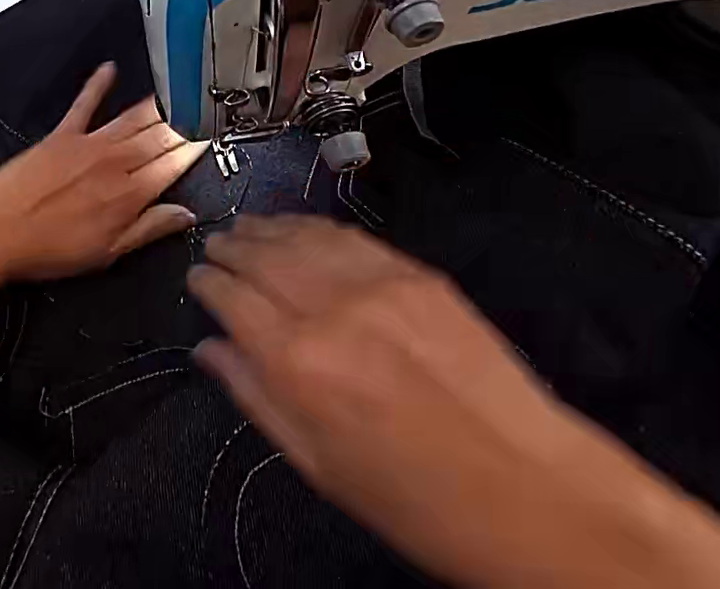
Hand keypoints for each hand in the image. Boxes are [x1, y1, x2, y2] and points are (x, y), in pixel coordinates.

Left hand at [0, 63, 206, 280]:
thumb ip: (151, 228)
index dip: (197, 147)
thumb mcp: (108, 252)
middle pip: (161, 136)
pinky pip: (85, 103)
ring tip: (181, 87)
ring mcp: (90, 143)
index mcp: (131, 193)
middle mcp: (117, 161)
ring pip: (135, 118)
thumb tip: (187, 215)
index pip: (175, 163)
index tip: (213, 134)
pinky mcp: (63, 134)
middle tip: (206, 104)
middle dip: (187, 120)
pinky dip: (97, 84)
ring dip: (160, 103)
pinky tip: (110, 68)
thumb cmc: (51, 249)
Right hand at [187, 217, 719, 588]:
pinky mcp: (417, 272)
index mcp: (299, 361)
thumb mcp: (316, 462)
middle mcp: (332, 308)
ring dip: (271, 227)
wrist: (522, 482)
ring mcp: (379, 282)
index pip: (235, 300)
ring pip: (307, 238)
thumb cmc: (409, 494)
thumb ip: (255, 395)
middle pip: (266, 258)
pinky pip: (353, 237)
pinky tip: (304, 226)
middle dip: (235, 246)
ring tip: (248, 224)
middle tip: (216, 242)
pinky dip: (319, 227)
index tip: (197, 276)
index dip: (210, 283)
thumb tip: (209, 351)